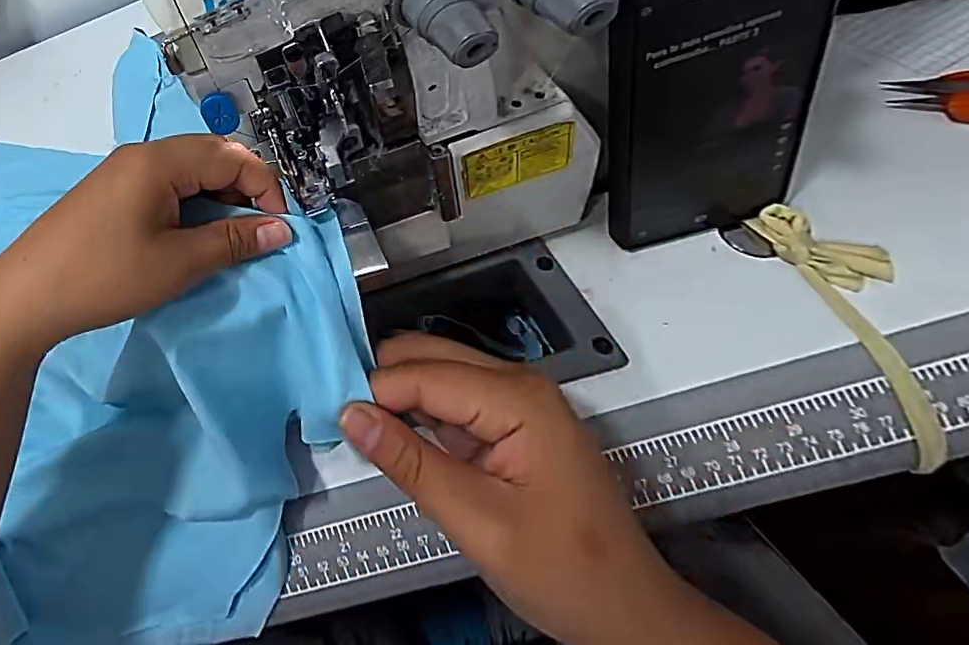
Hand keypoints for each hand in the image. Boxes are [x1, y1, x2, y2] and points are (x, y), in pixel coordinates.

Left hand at [0, 135, 291, 352]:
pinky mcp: (109, 189)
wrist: (24, 296)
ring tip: (224, 238)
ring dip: (215, 198)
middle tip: (254, 232)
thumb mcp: (177, 263)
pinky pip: (163, 183)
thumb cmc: (104, 276)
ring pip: (187, 170)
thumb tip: (279, 230)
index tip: (277, 227)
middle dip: (241, 189)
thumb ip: (233, 241)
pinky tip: (188, 235)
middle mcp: (141, 153)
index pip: (232, 155)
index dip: (264, 187)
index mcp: (159, 159)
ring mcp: (121, 169)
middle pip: (210, 155)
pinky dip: (188, 203)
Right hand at [339, 334, 770, 644]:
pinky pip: (444, 396)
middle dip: (382, 382)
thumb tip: (351, 414)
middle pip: (425, 355)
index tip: (338, 420)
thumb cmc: (568, 573)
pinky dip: (414, 411)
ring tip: (362, 428)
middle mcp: (514, 381)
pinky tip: (395, 437)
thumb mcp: (480, 524)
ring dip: (395, 395)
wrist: (629, 613)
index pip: (423, 374)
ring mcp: (510, 397)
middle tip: (346, 420)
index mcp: (518, 397)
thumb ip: (410, 463)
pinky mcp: (502, 417)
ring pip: (430, 370)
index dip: (376, 393)